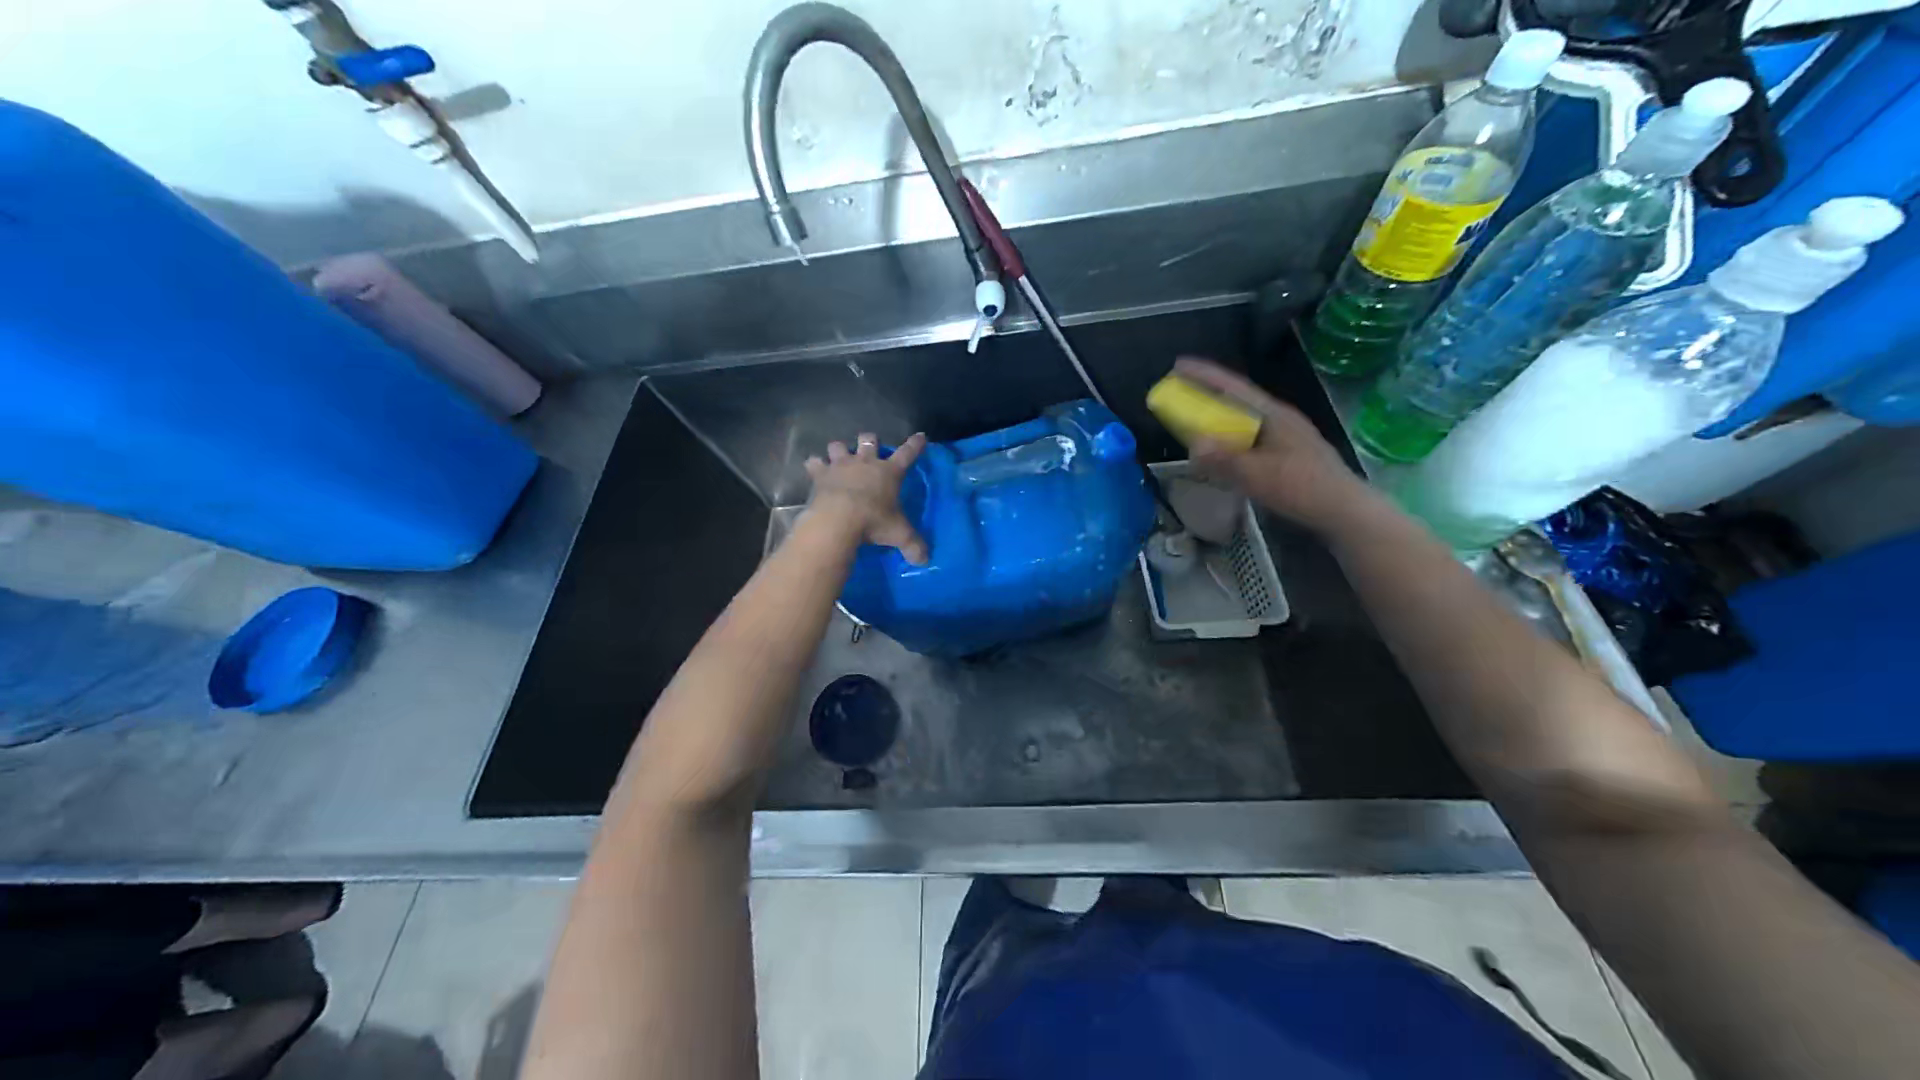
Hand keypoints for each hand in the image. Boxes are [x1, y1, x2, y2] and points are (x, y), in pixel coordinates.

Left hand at [804, 432, 929, 564]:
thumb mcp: (899, 534)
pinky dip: (814, 466)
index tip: (920, 436)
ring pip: (838, 446)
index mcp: (889, 472)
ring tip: (838, 457)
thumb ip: (913, 545)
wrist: (839, 519)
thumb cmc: (873, 521)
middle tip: (868, 448)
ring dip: (839, 450)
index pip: (907, 454)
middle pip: (869, 440)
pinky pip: (814, 463)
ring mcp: (841, 465)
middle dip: (869, 441)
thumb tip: (924, 560)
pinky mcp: (821, 474)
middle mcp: (865, 462)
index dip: (915, 445)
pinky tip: (814, 470)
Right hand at [1173, 357, 1376, 534]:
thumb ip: (1226, 460)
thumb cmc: (1302, 489)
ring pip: (1245, 417)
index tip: (1179, 365)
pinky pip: (1251, 435)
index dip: (1205, 375)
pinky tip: (1222, 446)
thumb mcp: (1259, 476)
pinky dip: (1230, 434)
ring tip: (1194, 417)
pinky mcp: (1288, 452)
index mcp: (1273, 416)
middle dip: (1209, 393)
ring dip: (1219, 414)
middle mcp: (1280, 419)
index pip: (1234, 388)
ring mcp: (1286, 435)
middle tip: (1180, 390)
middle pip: (1238, 399)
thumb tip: (1194, 444)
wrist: (1344, 510)